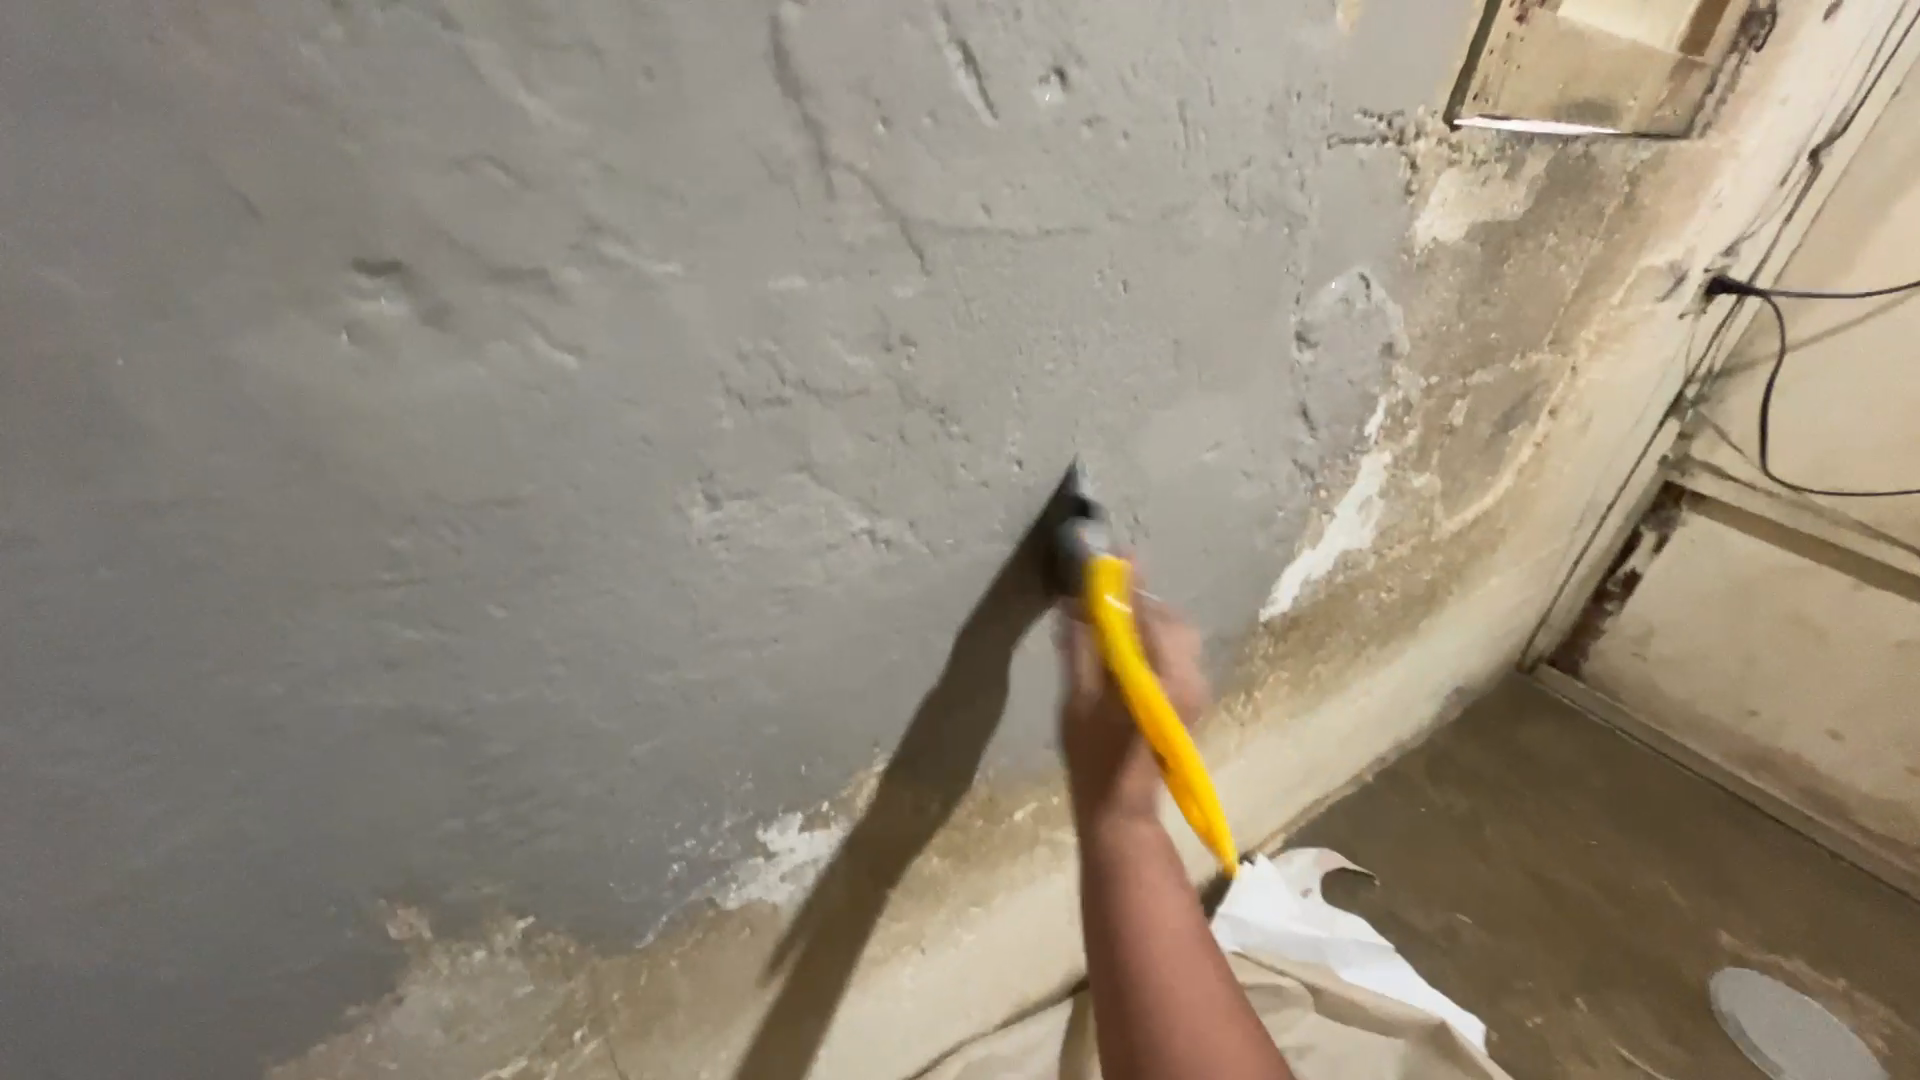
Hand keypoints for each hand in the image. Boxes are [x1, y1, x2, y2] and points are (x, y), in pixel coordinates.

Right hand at [1056, 585, 1210, 825]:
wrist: (1121, 806)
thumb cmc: (1092, 756)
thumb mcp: (1078, 699)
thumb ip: (1081, 645)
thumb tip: (1076, 601)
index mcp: (1163, 679)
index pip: (1148, 615)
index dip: (1128, 584)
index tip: (1114, 555)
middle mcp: (1190, 678)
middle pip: (1170, 620)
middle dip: (1138, 600)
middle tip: (1104, 590)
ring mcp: (1195, 688)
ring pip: (1176, 633)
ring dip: (1146, 617)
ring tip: (1111, 616)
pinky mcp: (1190, 695)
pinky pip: (1176, 650)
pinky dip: (1152, 636)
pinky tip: (1125, 642)